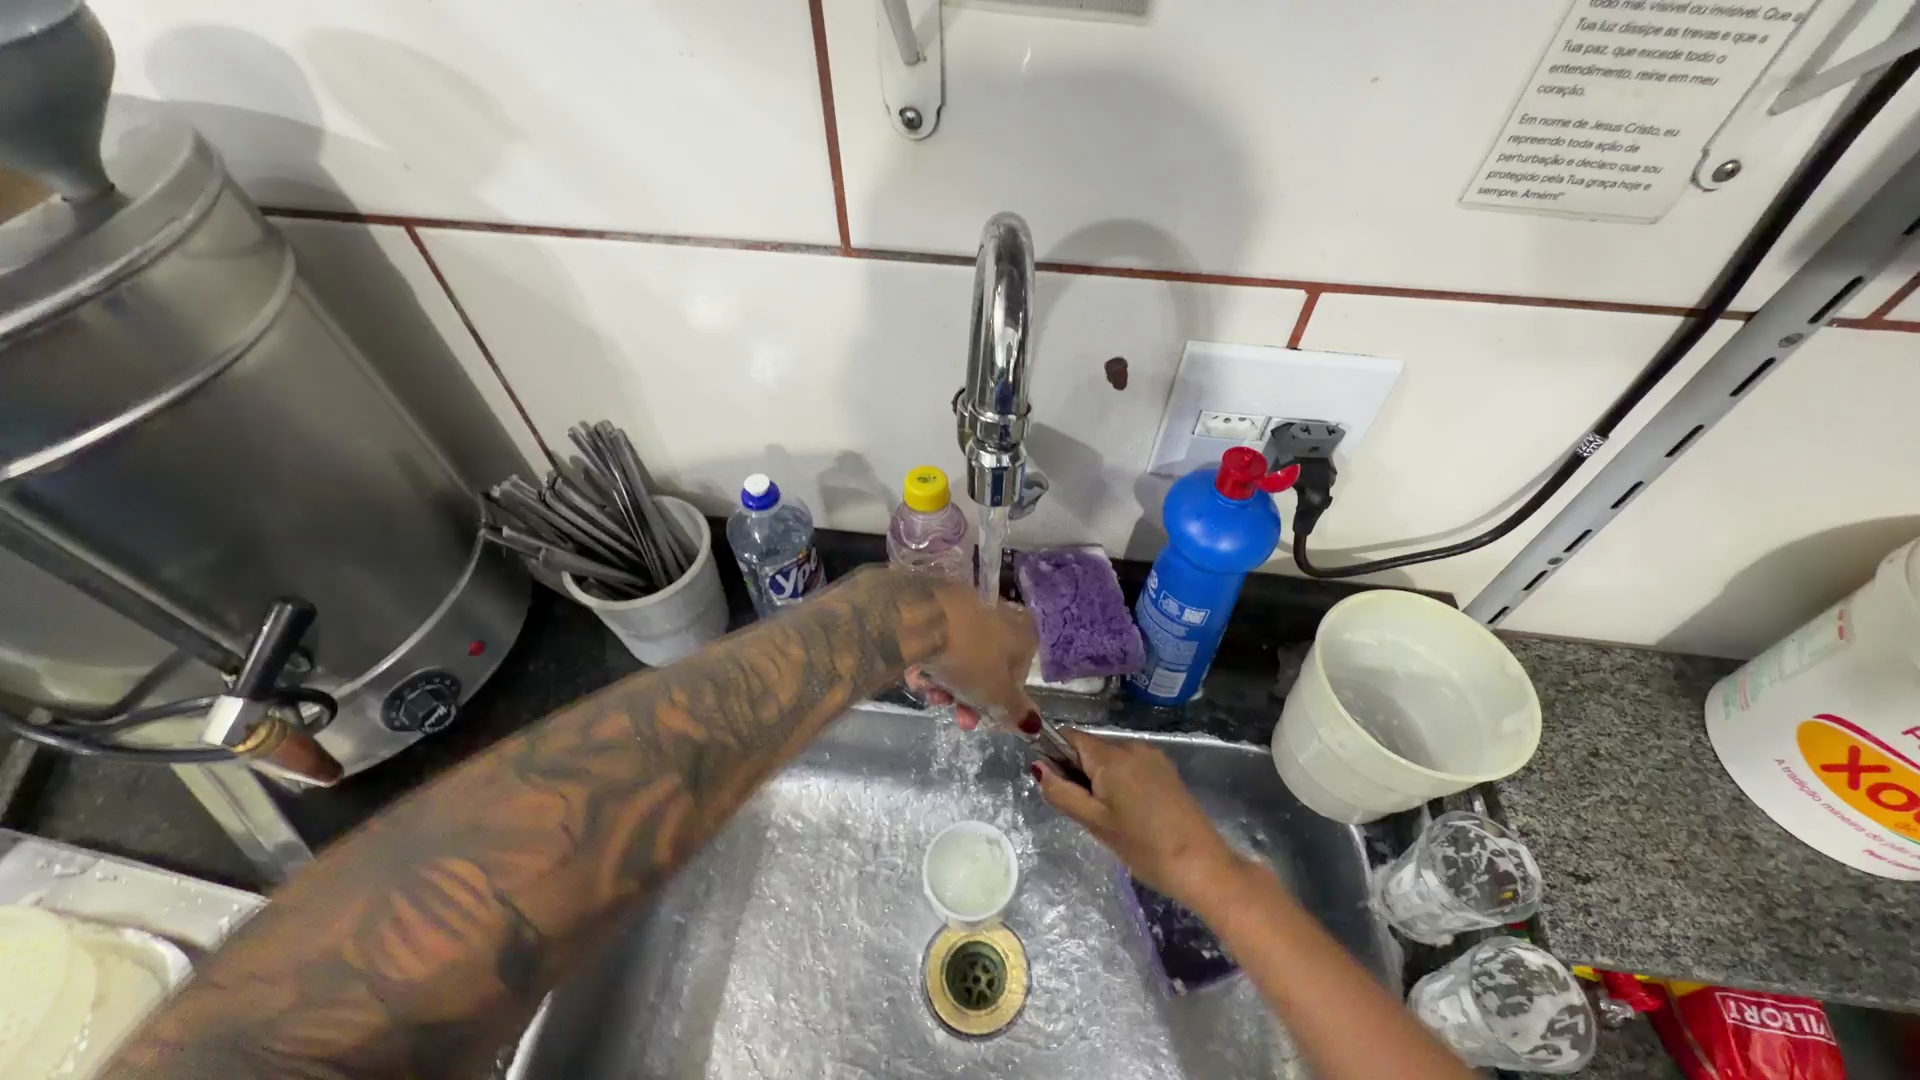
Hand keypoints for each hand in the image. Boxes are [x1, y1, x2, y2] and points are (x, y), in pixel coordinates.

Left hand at [903, 586, 1038, 730]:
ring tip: (932, 695)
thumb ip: (1015, 712)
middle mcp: (1000, 616)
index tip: (986, 719)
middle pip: (986, 668)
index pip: (1020, 675)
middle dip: (970, 699)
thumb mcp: (996, 695)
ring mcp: (967, 610)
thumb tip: (1034, 725)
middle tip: (957, 717)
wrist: (920, 619)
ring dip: (947, 685)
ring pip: (960, 658)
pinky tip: (916, 676)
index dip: (1002, 702)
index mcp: (1024, 633)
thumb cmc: (969, 659)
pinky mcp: (936, 608)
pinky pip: (938, 644)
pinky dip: (929, 663)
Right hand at [1033, 729, 1242, 904]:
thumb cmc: (1143, 848)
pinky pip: (1130, 768)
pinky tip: (1130, 815)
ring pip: (1110, 761)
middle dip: (1078, 773)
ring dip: (1099, 781)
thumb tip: (1038, 767)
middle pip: (1090, 749)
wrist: (1202, 866)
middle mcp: (1132, 747)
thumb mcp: (1095, 823)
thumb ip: (1062, 792)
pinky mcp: (1167, 771)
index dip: (1054, 755)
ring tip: (1110, 819)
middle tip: (1085, 813)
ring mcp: (1153, 758)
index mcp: (1112, 757)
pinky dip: (1120, 784)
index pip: (1069, 737)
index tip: (1056, 786)